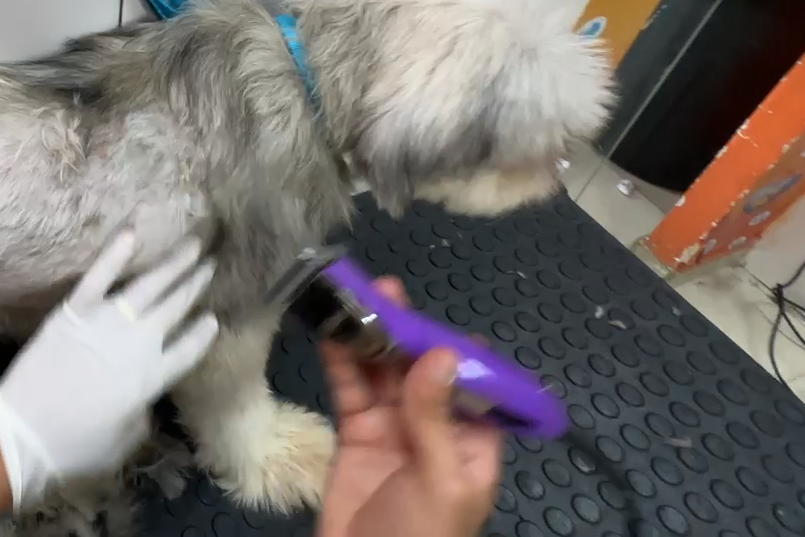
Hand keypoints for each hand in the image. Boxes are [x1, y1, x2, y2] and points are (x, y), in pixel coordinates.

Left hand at [0, 231, 219, 507]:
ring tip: (192, 246)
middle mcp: (137, 344)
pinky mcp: (75, 310)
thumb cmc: (75, 445)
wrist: (27, 432)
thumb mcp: (123, 441)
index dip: (202, 334)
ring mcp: (106, 322)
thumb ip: (142, 414)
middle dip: (194, 285)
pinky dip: (115, 254)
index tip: (213, 318)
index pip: (188, 350)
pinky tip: (131, 233)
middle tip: (210, 264)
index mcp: (152, 379)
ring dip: (173, 264)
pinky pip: (98, 276)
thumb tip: (144, 397)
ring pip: (148, 286)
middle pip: (174, 308)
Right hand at [316, 278, 502, 536]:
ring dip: (369, 337)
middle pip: (420, 372)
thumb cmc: (419, 535)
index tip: (437, 319)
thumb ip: (436, 418)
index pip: (473, 391)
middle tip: (386, 291)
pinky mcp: (353, 428)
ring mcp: (391, 427)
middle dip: (405, 333)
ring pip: (381, 371)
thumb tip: (442, 354)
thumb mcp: (440, 482)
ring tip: (355, 298)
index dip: (458, 354)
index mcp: (470, 447)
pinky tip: (330, 331)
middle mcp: (432, 430)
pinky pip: (348, 385)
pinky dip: (339, 358)